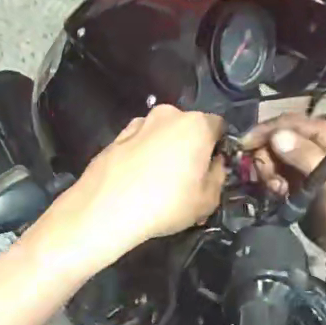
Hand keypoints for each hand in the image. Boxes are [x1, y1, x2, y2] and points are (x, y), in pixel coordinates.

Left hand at [28, 105, 225, 274]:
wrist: (105, 209)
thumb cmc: (166, 204)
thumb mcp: (208, 200)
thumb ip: (218, 176)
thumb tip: (214, 164)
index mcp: (196, 125)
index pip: (219, 127)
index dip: (220, 148)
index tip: (214, 169)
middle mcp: (168, 115)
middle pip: (189, 128)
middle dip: (192, 148)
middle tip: (189, 180)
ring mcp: (138, 123)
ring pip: (162, 135)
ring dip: (166, 151)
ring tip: (159, 184)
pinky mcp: (116, 138)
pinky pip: (139, 144)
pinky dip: (143, 156)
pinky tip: (138, 182)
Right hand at [243, 115, 325, 261]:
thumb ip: (306, 157)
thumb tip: (276, 136)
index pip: (290, 122)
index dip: (265, 131)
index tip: (244, 146)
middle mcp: (317, 143)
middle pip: (277, 138)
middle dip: (267, 157)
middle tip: (269, 181)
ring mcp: (306, 161)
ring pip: (273, 155)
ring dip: (268, 172)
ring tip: (278, 191)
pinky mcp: (298, 179)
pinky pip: (275, 171)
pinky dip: (271, 182)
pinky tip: (279, 195)